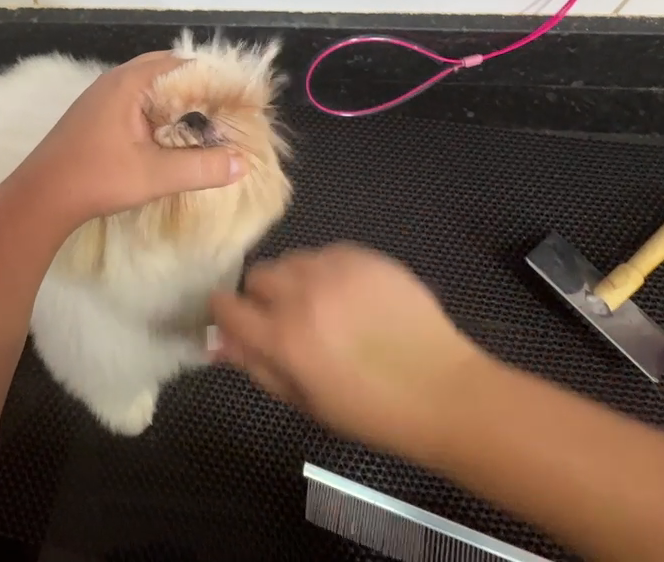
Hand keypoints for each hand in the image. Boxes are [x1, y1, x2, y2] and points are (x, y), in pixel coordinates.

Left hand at [0, 50, 243, 226]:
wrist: (41, 196)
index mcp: (130, 83)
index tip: (240, 97)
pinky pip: (136, 100)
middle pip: (166, 69)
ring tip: (207, 119)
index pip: (183, 64)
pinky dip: (158, 109)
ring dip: (176, 98)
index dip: (214, 78)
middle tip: (227, 107)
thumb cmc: (96, 178)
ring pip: (150, 86)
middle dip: (197, 86)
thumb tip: (242, 163)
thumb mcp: (155, 176)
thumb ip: (202, 168)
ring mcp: (101, 96)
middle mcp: (114, 81)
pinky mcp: (95, 114)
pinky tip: (171, 133)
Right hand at [210, 244, 488, 458]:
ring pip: (291, 260)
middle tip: (289, 319)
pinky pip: (326, 253)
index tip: (238, 322)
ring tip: (325, 306)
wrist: (444, 393)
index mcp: (281, 338)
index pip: (225, 306)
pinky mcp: (363, 256)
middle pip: (257, 275)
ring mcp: (333, 270)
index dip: (227, 313)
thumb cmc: (370, 411)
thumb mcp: (304, 401)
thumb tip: (219, 342)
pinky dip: (329, 271)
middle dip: (264, 296)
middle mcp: (300, 296)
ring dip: (296, 280)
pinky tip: (352, 296)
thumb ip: (256, 366)